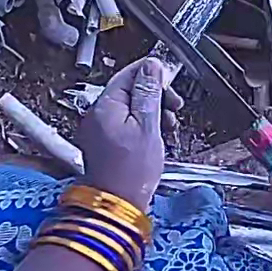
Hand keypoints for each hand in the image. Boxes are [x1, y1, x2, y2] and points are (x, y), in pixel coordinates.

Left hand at [78, 57, 171, 205]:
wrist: (117, 204)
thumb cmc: (132, 170)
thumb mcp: (147, 127)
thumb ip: (149, 93)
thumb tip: (151, 66)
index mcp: (105, 106)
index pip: (127, 74)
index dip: (150, 73)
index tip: (169, 79)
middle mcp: (97, 113)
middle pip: (128, 90)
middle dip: (154, 94)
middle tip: (174, 106)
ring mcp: (99, 128)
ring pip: (129, 107)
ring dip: (152, 111)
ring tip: (168, 125)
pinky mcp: (104, 141)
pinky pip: (124, 122)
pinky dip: (142, 124)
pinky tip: (156, 135)